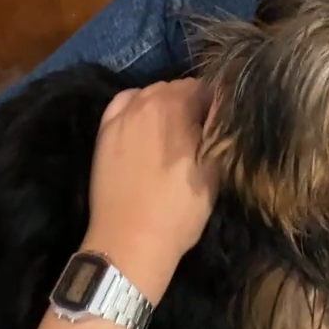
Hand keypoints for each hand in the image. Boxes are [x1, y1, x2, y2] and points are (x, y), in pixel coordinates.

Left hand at [81, 79, 216, 300]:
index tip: (218, 124)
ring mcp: (124, 114)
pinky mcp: (105, 130)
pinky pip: (125, 102)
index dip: (215, 104)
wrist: (130, 242)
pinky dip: (137, 105)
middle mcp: (149, 100)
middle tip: (197, 132)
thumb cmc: (179, 209)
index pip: (205, 87)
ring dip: (165, 104)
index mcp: (179, 105)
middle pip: (176, 87)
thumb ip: (218, 126)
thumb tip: (223, 100)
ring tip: (171, 132)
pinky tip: (144, 123)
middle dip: (190, 103)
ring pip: (151, 93)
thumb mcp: (214, 169)